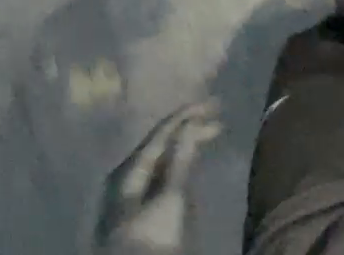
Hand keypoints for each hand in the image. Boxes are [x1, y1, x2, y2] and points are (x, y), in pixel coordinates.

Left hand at [94, 101, 223, 253]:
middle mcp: (125, 178)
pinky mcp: (137, 214)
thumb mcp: (169, 198)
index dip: (187, 115)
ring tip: (208, 135)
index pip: (160, 132)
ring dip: (184, 146)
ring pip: (161, 161)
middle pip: (160, 145)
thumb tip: (189, 124)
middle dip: (188, 130)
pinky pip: (160, 178)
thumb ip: (179, 159)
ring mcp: (130, 198)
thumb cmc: (150, 238)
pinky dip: (178, 166)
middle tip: (218, 120)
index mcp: (127, 169)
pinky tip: (190, 165)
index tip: (213, 103)